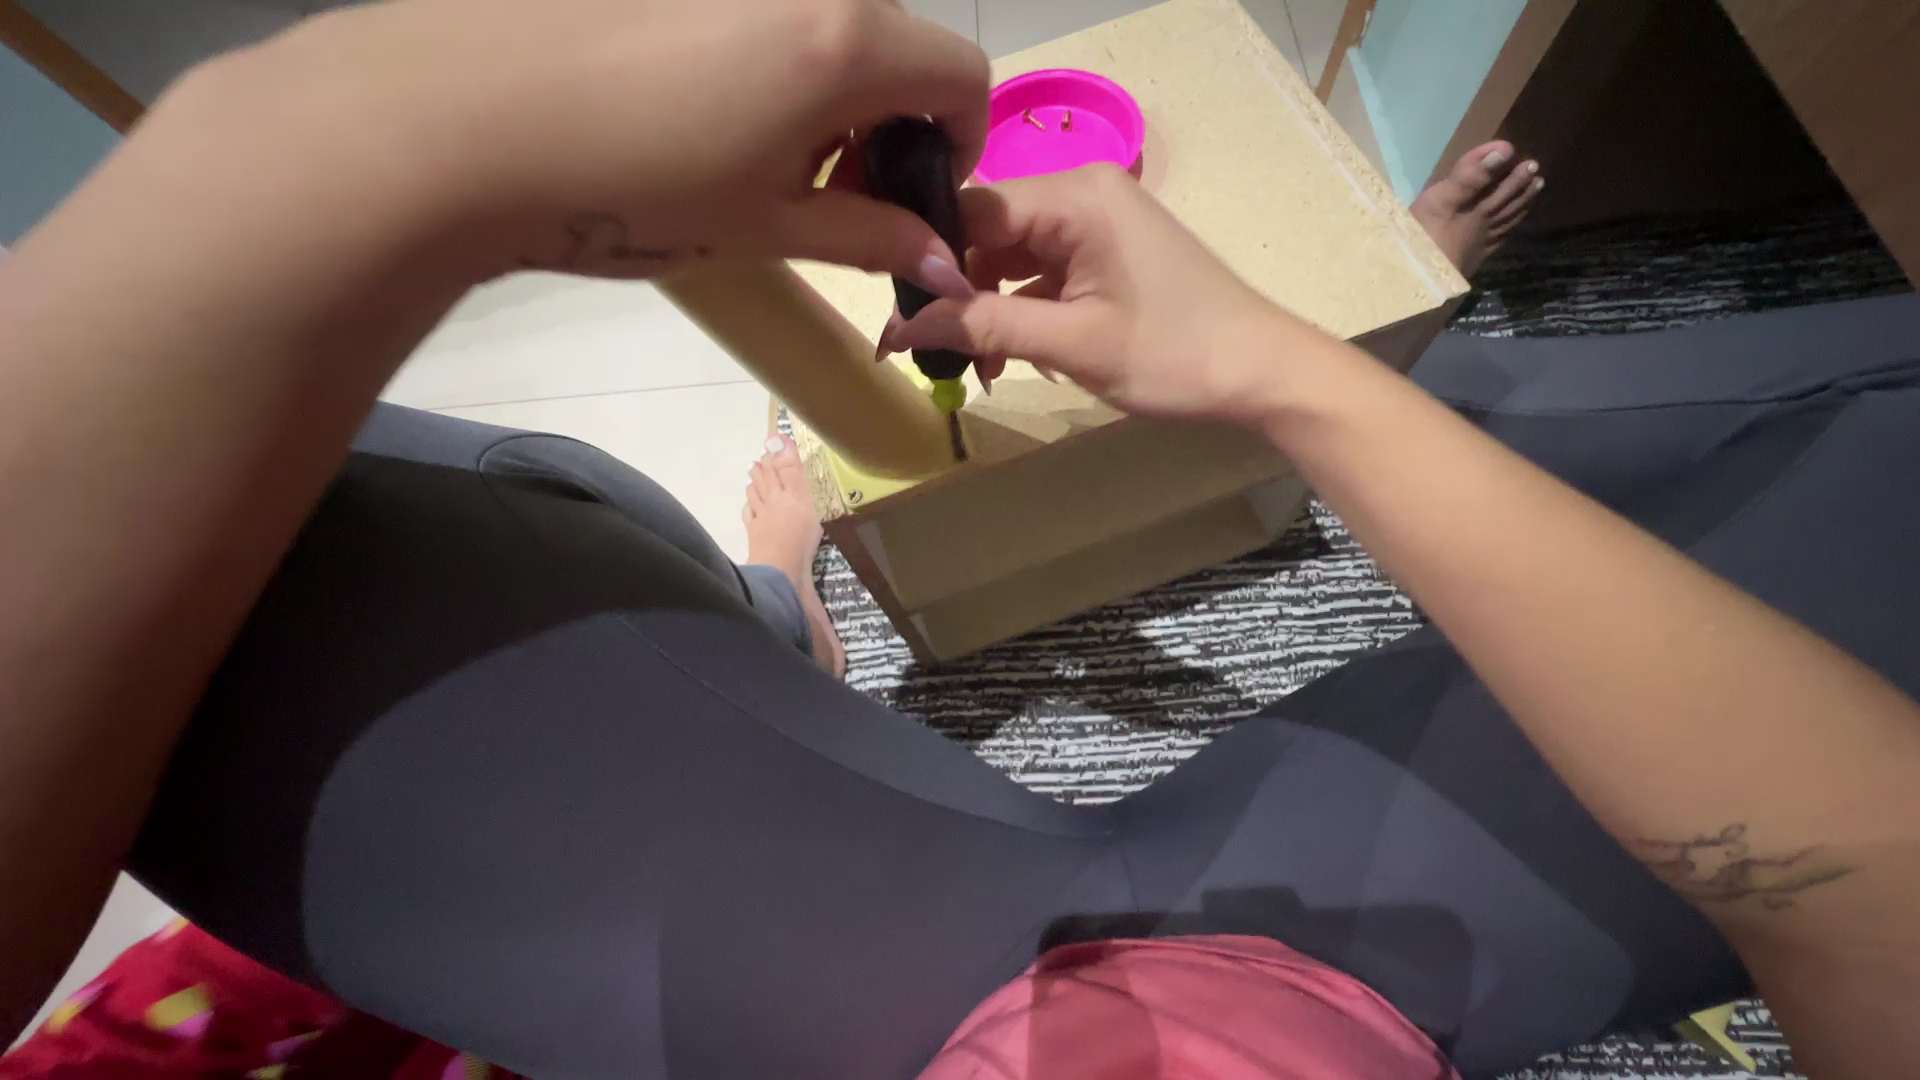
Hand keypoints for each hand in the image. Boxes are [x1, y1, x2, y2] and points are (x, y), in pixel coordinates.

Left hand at [183, 0, 988, 290]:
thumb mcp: (773, 227)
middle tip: (840, 193)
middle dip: (898, 128)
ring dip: (838, 102)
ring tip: (768, 161)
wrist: (463, 122)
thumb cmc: (641, 190)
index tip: (916, 194)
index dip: (961, 143)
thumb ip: (873, 238)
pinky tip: (717, 115)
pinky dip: (782, 70)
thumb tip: (944, 260)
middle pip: (901, 50)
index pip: (962, 76)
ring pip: (837, 31)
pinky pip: (774, 15)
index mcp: (845, 44)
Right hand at [883, 164, 1343, 425]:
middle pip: (986, 234)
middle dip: (958, 295)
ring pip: (1010, 260)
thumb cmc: (1173, 355)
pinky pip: (1041, 275)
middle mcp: (1080, 194)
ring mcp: (1095, 224)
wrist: (1260, 373)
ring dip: (988, 312)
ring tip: (981, 369)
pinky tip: (1012, 357)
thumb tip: (900, 328)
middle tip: (935, 354)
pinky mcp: (1104, 254)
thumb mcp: (1071, 343)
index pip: (970, 211)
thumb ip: (984, 327)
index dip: (927, 262)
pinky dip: (1021, 314)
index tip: (899, 317)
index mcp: (1074, 198)